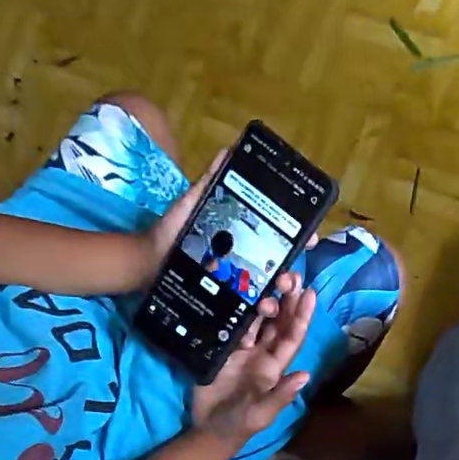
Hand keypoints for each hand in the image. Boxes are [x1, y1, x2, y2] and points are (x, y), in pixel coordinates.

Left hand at [138, 152, 321, 290]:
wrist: (148, 261)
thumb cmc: (172, 232)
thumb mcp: (193, 203)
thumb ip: (211, 182)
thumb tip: (228, 152)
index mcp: (246, 238)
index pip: (280, 239)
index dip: (299, 239)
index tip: (310, 239)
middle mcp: (248, 261)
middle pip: (280, 268)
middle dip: (291, 274)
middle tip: (289, 277)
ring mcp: (240, 282)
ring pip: (270, 289)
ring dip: (279, 292)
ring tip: (276, 294)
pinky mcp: (231, 300)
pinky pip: (252, 305)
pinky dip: (262, 308)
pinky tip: (264, 308)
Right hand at [190, 273, 316, 444]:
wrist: (209, 429)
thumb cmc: (241, 424)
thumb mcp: (262, 413)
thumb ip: (282, 396)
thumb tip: (305, 376)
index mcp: (275, 367)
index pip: (292, 337)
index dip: (301, 316)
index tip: (310, 294)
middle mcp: (262, 354)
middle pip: (278, 322)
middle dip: (287, 299)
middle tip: (291, 275)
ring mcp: (241, 350)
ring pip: (256, 319)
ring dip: (263, 299)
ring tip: (268, 278)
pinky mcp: (221, 348)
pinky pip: (231, 323)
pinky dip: (234, 308)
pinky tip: (236, 289)